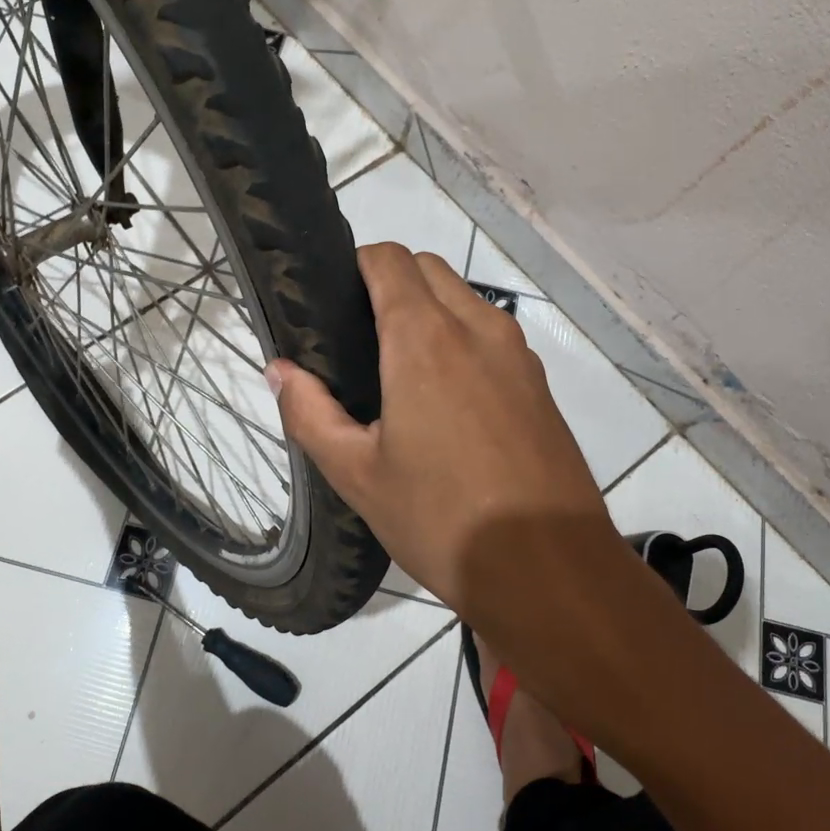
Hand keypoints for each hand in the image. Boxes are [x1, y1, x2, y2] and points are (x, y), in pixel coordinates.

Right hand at [266, 243, 614, 614]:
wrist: (550, 571)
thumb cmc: (441, 519)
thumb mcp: (357, 474)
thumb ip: (310, 413)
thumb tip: (279, 370)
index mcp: (425, 339)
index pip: (389, 259)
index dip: (356, 265)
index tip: (332, 301)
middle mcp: (477, 328)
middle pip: (429, 268)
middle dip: (392, 282)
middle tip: (359, 339)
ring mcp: (517, 354)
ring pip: (465, 299)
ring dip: (430, 310)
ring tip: (399, 372)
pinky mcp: (539, 384)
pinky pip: (493, 335)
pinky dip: (463, 339)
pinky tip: (446, 402)